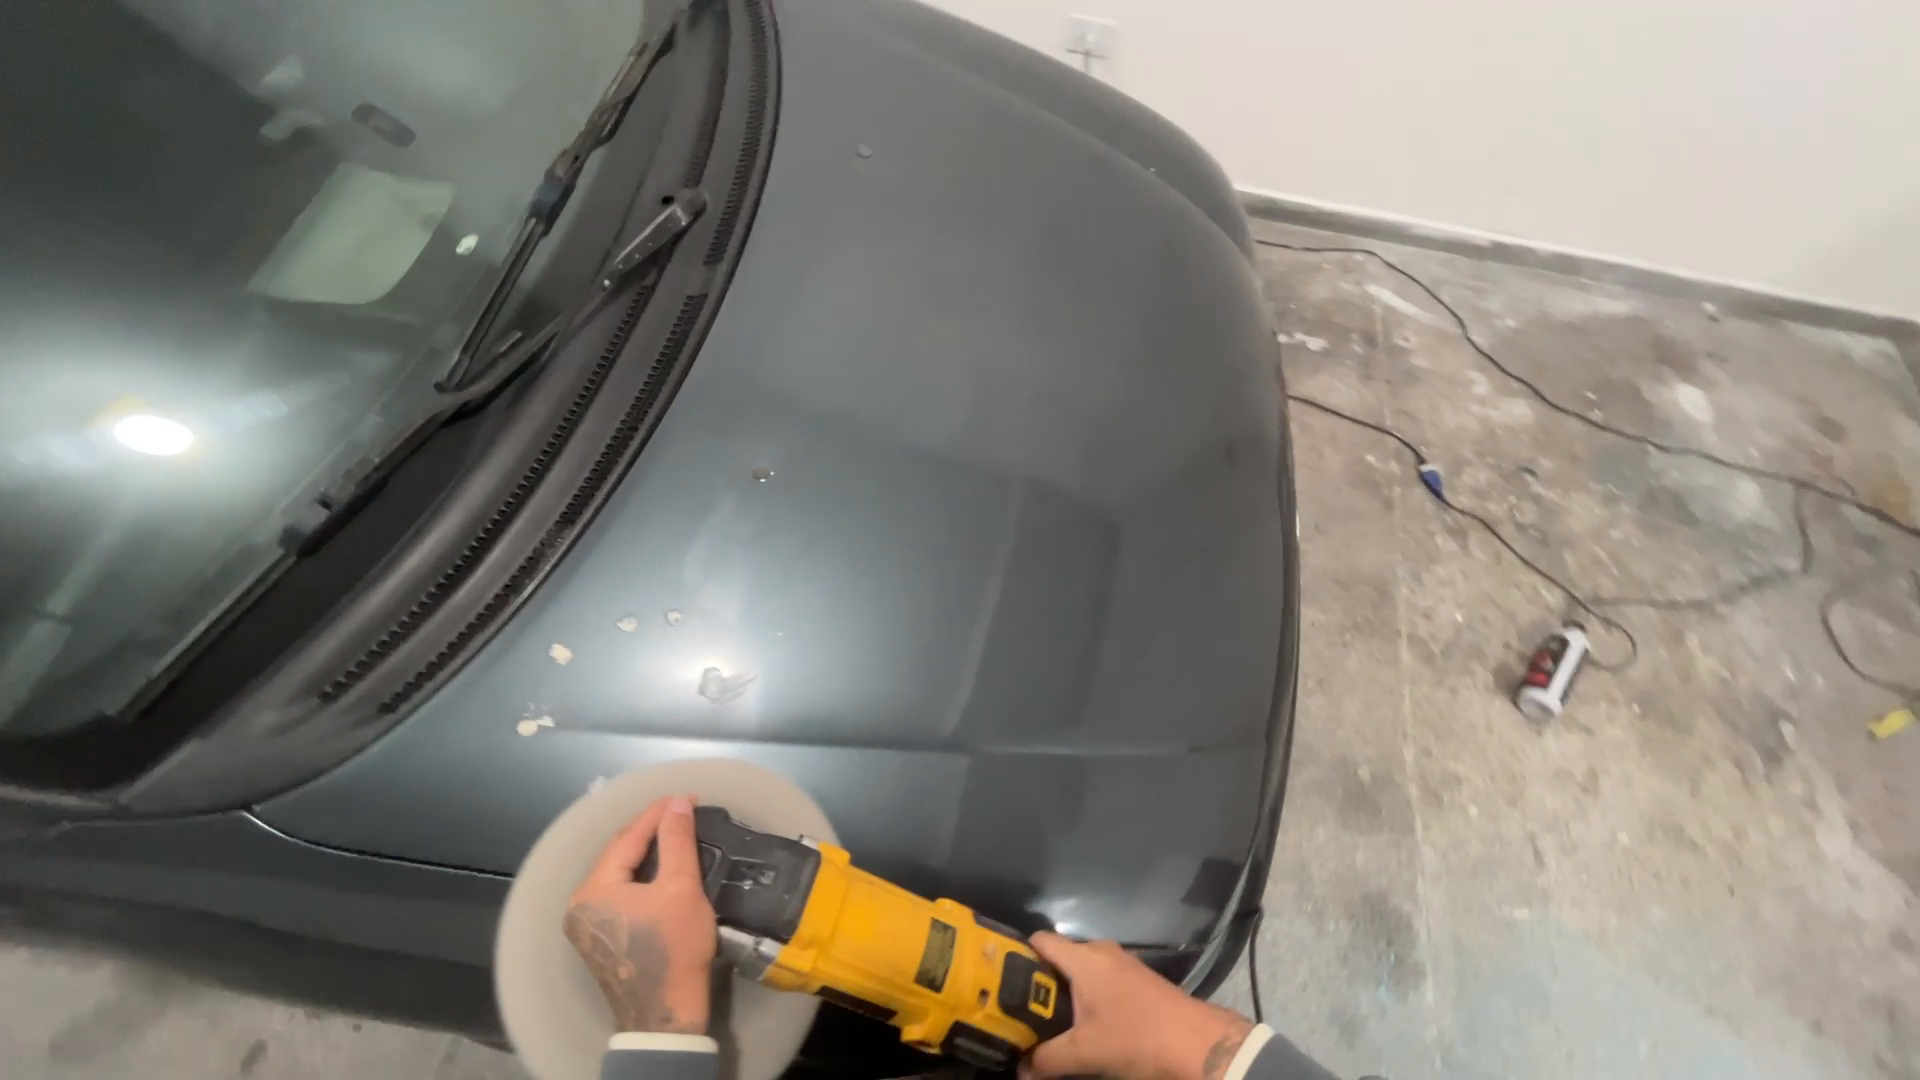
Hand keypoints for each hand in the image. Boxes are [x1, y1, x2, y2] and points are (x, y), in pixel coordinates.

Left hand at [563, 795, 718, 1033]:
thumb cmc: (674, 948)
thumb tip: (678, 804)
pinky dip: (641, 874)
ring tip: (677, 832)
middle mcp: (580, 905)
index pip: (627, 838)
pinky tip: (663, 866)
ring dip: (647, 851)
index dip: (658, 813)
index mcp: (592, 891)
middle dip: (651, 829)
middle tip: (683, 811)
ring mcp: (586, 925)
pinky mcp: (600, 938)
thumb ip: (677, 841)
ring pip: (619, 872)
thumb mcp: (681, 887)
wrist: (667, 1014)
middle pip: (618, 853)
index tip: (687, 797)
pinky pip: (620, 891)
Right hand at [1020, 933, 1251, 1079]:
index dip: (1017, 955)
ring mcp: (1120, 963)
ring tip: (1046, 1023)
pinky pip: (1098, 980)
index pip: (1040, 940)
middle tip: (1019, 1011)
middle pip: (1058, 958)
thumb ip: (1047, 1060)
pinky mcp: (1136, 980)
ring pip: (1080, 971)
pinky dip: (1086, 998)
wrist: (1198, 1045)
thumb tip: (1019, 1070)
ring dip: (1065, 994)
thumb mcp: (1086, 1054)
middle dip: (1039, 983)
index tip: (999, 980)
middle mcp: (1099, 951)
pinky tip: (1082, 1026)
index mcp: (1083, 958)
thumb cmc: (1137, 1038)